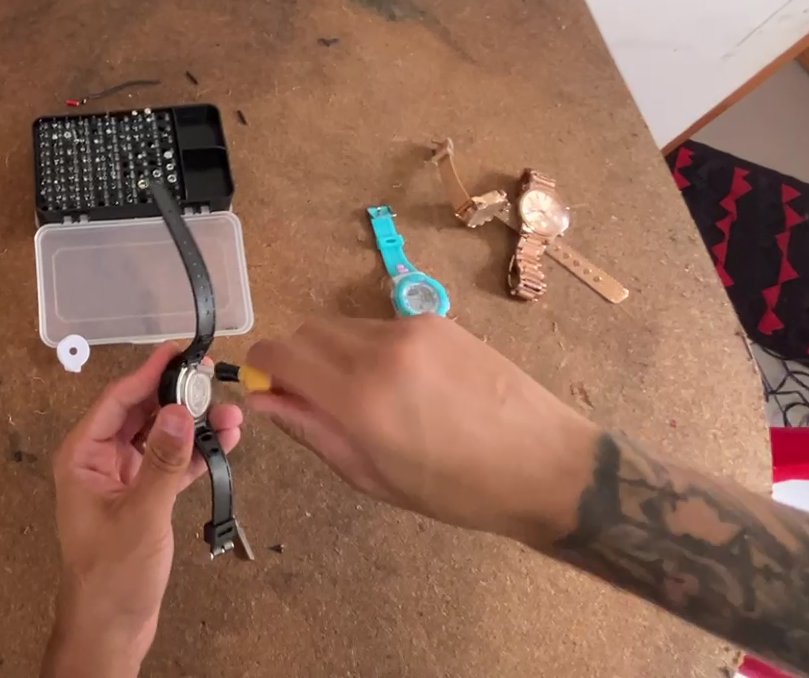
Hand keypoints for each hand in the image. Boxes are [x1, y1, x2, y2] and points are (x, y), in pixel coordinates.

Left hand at [44, 343, 243, 677]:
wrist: (111, 629)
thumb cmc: (112, 575)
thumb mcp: (140, 515)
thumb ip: (162, 461)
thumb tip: (179, 410)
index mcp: (83, 454)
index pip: (117, 400)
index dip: (148, 373)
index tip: (176, 351)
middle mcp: (101, 458)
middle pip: (141, 412)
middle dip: (175, 394)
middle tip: (209, 374)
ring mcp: (123, 477)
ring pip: (159, 436)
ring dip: (192, 424)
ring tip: (229, 411)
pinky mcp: (144, 496)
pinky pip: (170, 463)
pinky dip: (195, 453)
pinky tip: (225, 441)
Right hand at [245, 314, 596, 546]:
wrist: (549, 465)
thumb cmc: (457, 489)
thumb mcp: (372, 475)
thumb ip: (309, 429)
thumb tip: (260, 398)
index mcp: (359, 398)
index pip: (278, 353)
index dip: (260, 364)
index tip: (264, 384)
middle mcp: (377, 351)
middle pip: (304, 331)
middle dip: (296, 358)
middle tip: (316, 396)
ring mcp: (408, 329)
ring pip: (339, 325)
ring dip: (333, 351)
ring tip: (367, 391)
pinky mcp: (433, 319)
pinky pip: (377, 325)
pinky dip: (370, 346)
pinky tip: (405, 380)